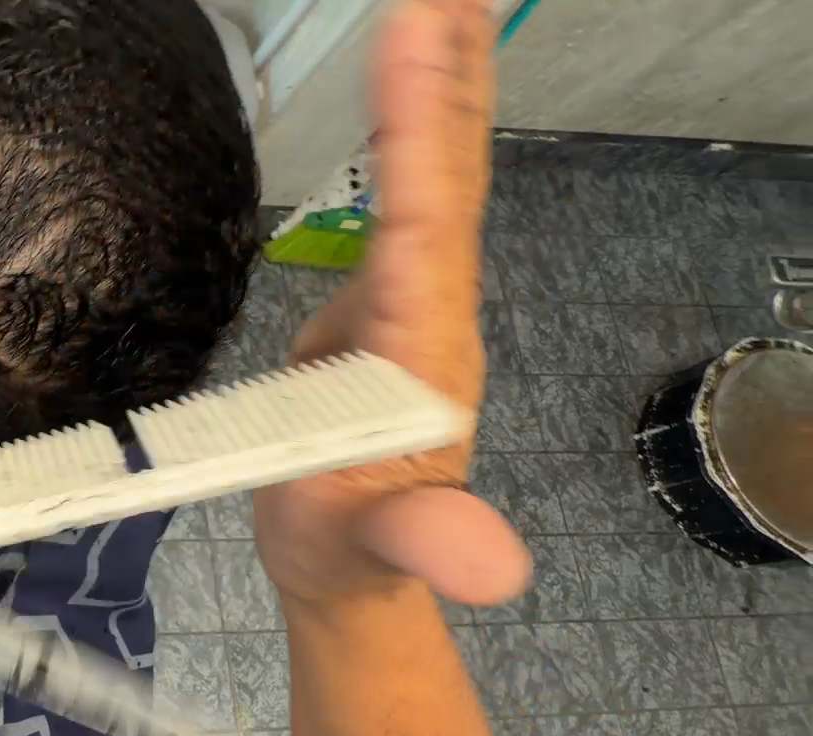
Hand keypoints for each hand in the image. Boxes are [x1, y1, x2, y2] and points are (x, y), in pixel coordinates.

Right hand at [253, 0, 528, 609]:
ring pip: (427, 192)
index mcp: (422, 359)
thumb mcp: (373, 551)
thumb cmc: (349, 552)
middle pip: (448, 186)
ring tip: (425, 13)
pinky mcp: (371, 322)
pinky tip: (396, 115)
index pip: (427, 229)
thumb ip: (426, 543)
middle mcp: (427, 321)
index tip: (410, 27)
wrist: (350, 563)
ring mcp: (401, 317)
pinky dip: (395, 153)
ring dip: (431, 97)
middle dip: (445, 79)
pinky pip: (391, 222)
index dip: (417, 130)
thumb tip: (496, 569)